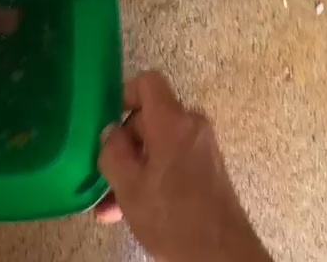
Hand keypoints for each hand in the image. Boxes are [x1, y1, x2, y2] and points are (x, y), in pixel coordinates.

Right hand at [96, 72, 272, 261]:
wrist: (222, 255)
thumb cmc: (173, 217)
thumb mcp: (130, 187)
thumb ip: (113, 153)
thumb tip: (111, 133)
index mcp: (173, 120)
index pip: (148, 82)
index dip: (125, 94)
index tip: (107, 121)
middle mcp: (191, 125)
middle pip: (151, 117)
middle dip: (124, 145)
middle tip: (104, 176)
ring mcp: (202, 146)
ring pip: (159, 145)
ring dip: (134, 168)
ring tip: (110, 205)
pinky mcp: (208, 168)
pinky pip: (173, 160)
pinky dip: (153, 176)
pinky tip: (131, 210)